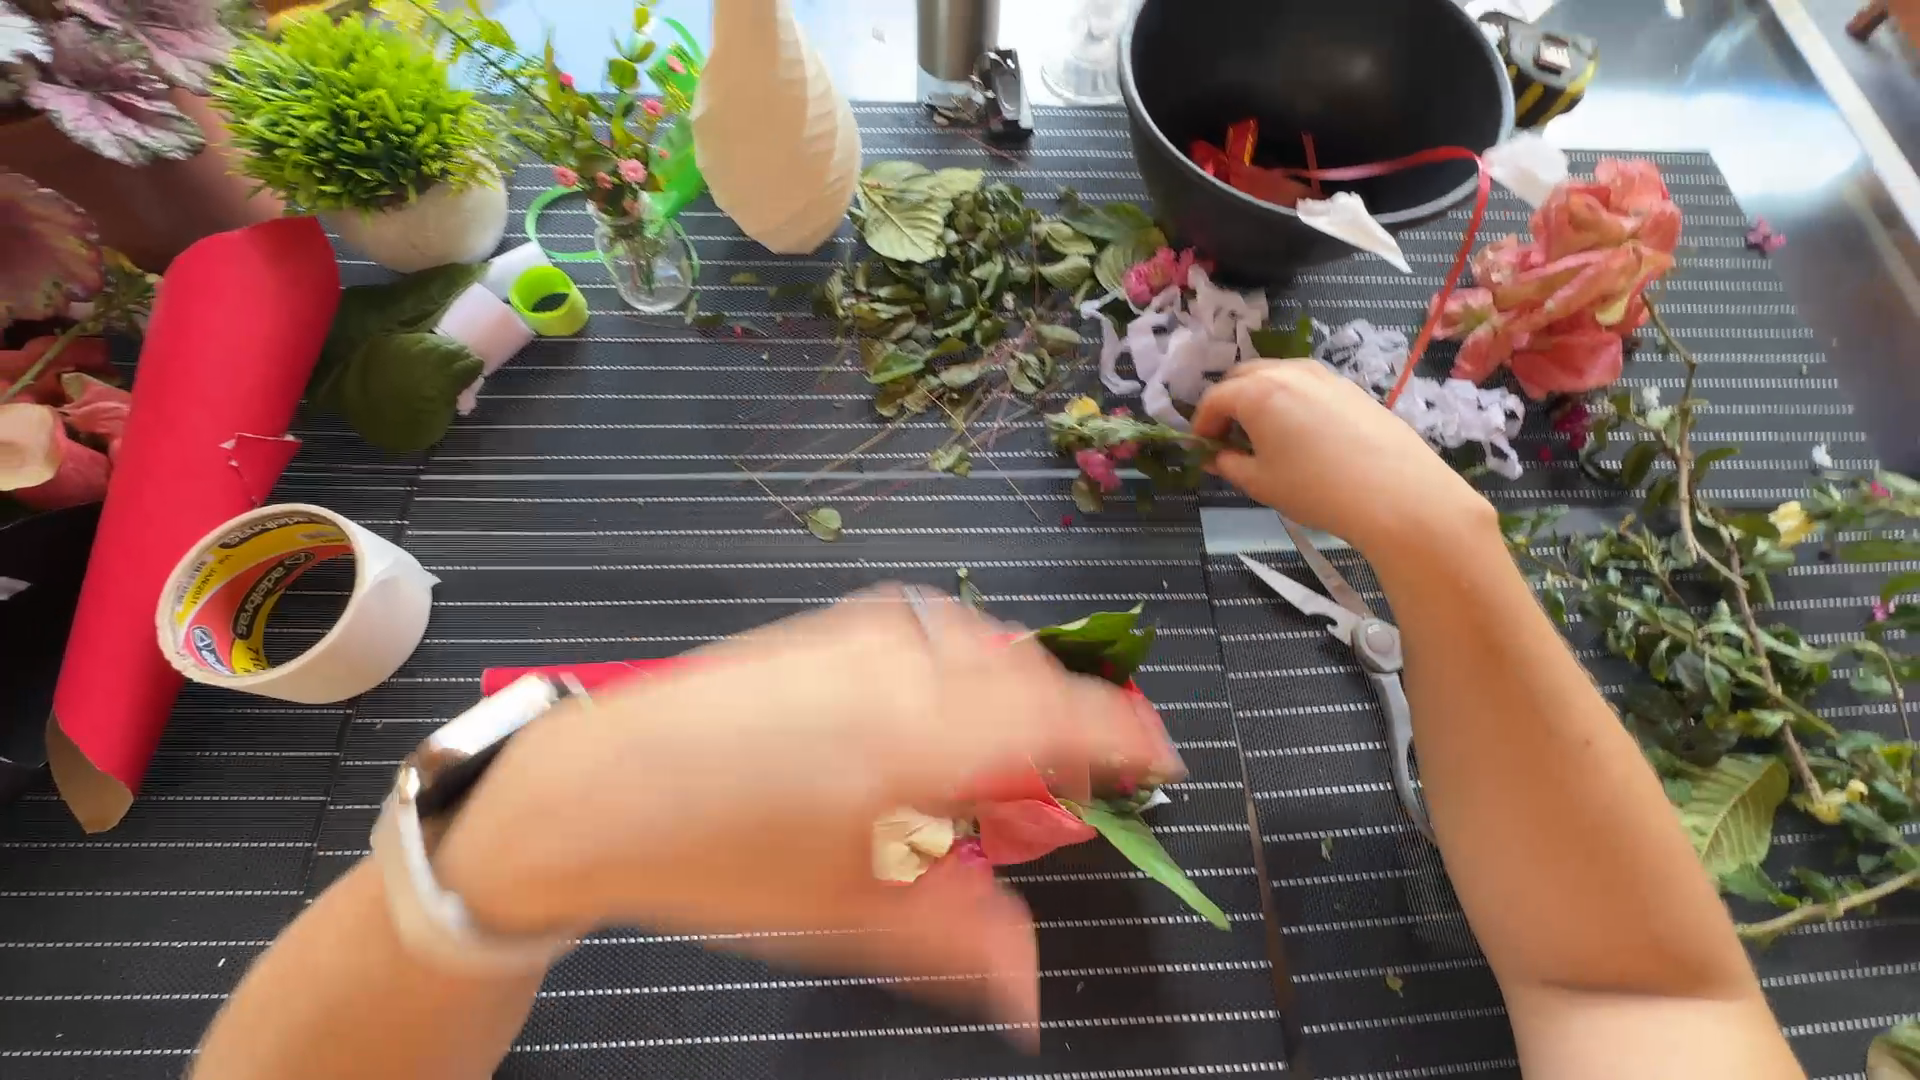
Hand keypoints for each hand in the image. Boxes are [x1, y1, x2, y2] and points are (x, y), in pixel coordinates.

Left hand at [432, 587, 1180, 1033]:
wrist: (599, 786)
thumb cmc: (721, 857)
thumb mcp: (850, 914)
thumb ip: (961, 942)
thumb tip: (1030, 989)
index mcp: (925, 734)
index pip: (1063, 717)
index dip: (1126, 733)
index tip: (1157, 756)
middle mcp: (907, 664)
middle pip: (1031, 675)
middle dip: (1065, 724)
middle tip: (1057, 783)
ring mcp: (868, 633)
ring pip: (983, 646)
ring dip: (1012, 691)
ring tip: (996, 751)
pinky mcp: (833, 622)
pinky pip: (931, 628)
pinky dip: (962, 662)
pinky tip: (936, 704)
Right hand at [1193, 361, 1496, 561]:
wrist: (1398, 494)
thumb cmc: (1315, 489)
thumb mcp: (1259, 482)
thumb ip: (1228, 464)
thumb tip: (1215, 457)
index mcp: (1258, 391)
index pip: (1214, 399)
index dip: (1200, 426)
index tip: (1200, 450)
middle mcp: (1289, 372)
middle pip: (1243, 377)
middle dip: (1227, 404)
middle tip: (1227, 439)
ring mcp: (1325, 376)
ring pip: (1277, 376)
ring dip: (1258, 398)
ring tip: (1262, 436)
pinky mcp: (1351, 388)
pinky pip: (1306, 385)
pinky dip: (1289, 400)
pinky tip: (1299, 435)